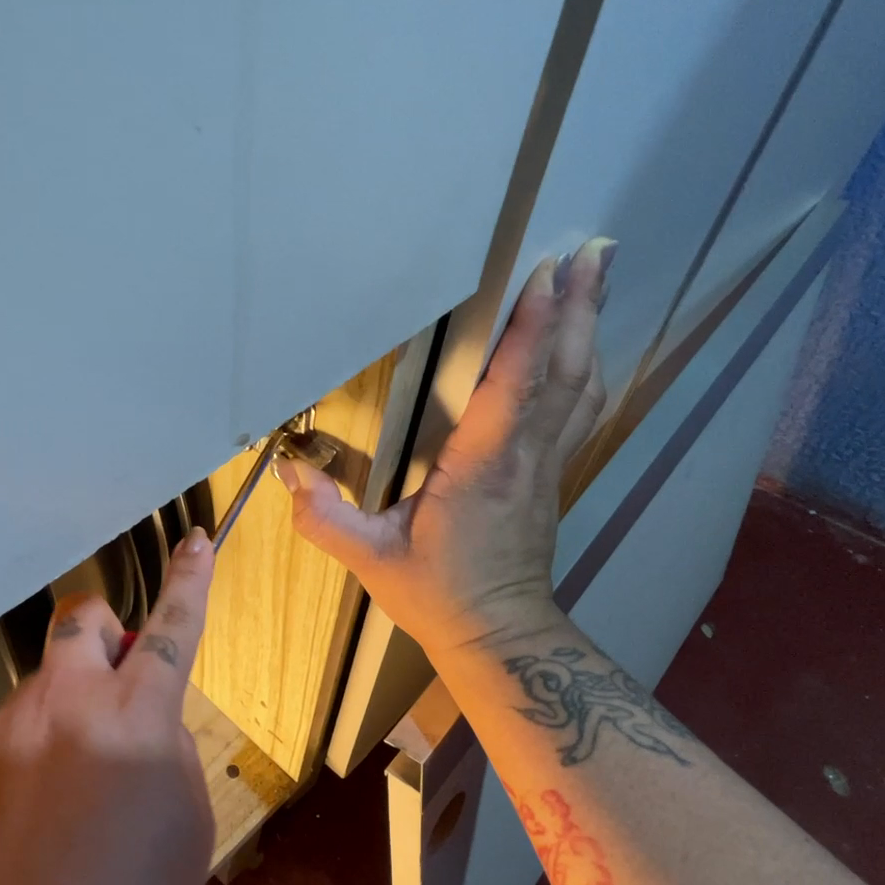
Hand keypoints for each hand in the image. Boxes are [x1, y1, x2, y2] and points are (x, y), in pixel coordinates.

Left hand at [0, 528, 217, 884]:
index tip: (193, 542)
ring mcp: (14, 724)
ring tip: (74, 779)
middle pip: (84, 618)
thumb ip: (170, 750)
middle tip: (115, 676)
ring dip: (69, 706)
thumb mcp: (186, 828)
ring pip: (48, 680)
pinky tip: (38, 808)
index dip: (190, 579)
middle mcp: (69, 704)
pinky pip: (15, 725)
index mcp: (135, 720)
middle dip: (105, 629)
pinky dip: (35, 747)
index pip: (172, 628)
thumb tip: (149, 721)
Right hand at [277, 238, 614, 655]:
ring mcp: (548, 465)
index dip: (529, 328)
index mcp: (483, 468)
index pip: (514, 386)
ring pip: (582, 386)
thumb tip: (287, 473)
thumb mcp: (371, 559)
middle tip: (594, 250)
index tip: (543, 273)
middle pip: (564, 372)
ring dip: (590, 329)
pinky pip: (580, 408)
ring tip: (597, 277)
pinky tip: (585, 343)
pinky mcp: (552, 474)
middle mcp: (526, 457)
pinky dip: (585, 366)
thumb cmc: (437, 594)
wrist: (502, 634)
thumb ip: (325, 518)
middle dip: (578, 308)